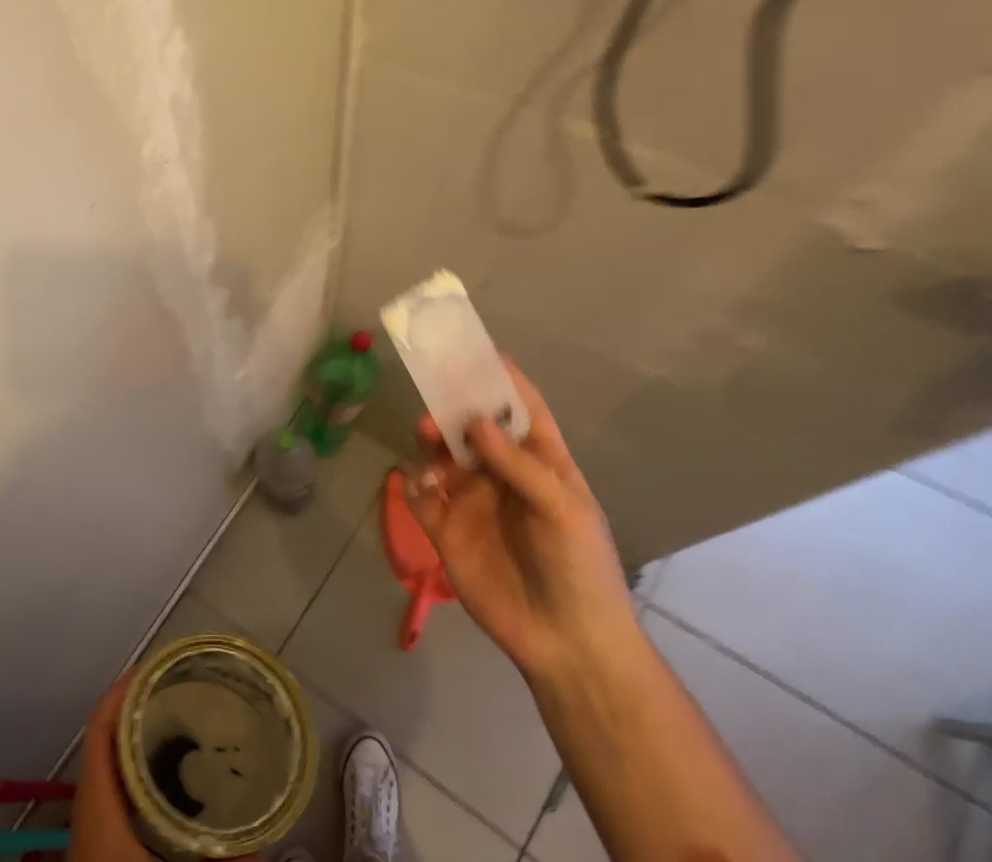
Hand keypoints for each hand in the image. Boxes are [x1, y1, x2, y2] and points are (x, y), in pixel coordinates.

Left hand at [67, 674, 264, 861]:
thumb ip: (225, 861)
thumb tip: (265, 845)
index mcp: (99, 805)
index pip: (101, 730)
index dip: (122, 693)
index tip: (154, 667)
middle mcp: (90, 807)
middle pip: (105, 740)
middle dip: (137, 709)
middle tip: (181, 691)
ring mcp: (92, 825)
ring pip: (109, 766)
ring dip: (137, 739)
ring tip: (180, 722)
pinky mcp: (101, 841)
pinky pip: (115, 790)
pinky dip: (137, 772)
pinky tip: (170, 781)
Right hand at [404, 359, 638, 678]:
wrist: (563, 639)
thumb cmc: (579, 566)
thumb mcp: (561, 508)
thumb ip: (517, 464)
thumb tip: (474, 421)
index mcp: (542, 464)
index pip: (521, 411)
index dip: (501, 380)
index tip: (475, 351)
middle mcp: (503, 476)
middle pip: (473, 428)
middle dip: (455, 406)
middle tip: (434, 386)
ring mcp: (472, 503)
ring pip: (443, 457)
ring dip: (434, 441)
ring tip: (427, 433)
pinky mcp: (445, 532)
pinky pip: (421, 498)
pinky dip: (413, 484)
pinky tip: (414, 480)